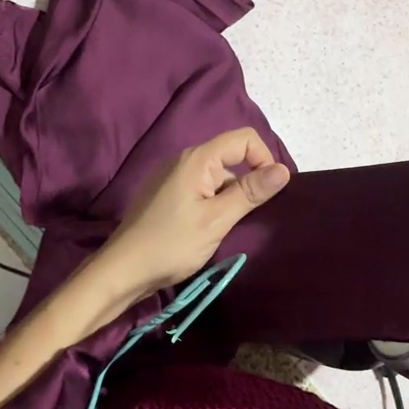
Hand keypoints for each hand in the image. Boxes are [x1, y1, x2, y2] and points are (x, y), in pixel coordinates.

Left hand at [89, 128, 289, 303]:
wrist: (124, 270)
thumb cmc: (171, 244)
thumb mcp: (216, 220)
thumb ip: (250, 192)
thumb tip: (284, 170)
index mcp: (197, 159)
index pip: (244, 139)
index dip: (264, 158)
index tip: (270, 192)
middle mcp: (184, 161)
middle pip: (231, 157)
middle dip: (250, 180)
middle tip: (253, 216)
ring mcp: (173, 179)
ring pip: (217, 177)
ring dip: (232, 196)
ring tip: (232, 227)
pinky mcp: (167, 197)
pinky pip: (201, 190)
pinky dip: (215, 203)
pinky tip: (212, 229)